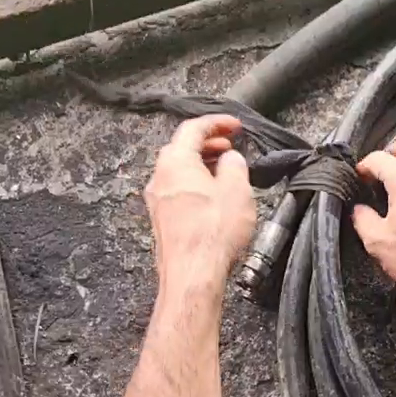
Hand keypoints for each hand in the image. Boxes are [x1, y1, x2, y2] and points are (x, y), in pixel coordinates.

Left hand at [145, 115, 254, 293]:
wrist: (192, 273)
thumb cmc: (212, 233)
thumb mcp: (237, 190)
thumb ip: (235, 166)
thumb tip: (231, 159)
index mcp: (176, 162)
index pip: (193, 129)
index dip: (217, 122)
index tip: (234, 125)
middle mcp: (160, 177)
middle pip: (181, 148)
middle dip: (208, 143)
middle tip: (230, 145)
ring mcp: (158, 200)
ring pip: (179, 171)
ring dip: (202, 165)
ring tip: (225, 171)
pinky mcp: (162, 220)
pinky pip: (178, 191)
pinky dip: (195, 184)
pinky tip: (213, 196)